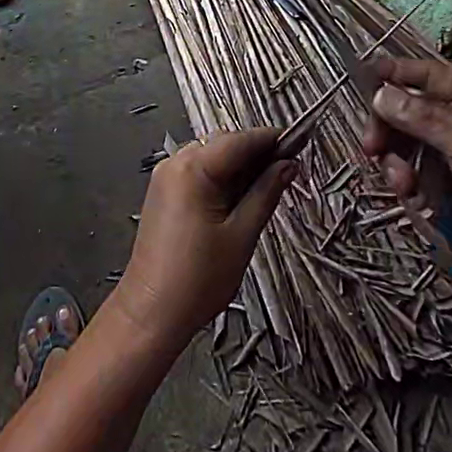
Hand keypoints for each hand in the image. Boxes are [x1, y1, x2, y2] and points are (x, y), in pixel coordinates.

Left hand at [110, 128, 297, 345]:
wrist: (153, 312)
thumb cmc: (198, 278)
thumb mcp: (242, 234)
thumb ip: (266, 193)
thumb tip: (288, 166)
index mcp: (192, 169)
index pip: (239, 140)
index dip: (271, 139)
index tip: (299, 144)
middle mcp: (174, 165)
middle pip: (224, 144)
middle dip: (257, 153)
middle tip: (289, 170)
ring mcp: (166, 178)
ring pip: (212, 157)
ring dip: (240, 167)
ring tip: (269, 186)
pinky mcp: (164, 194)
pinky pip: (198, 173)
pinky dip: (222, 179)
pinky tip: (241, 197)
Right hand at [361, 57, 451, 269]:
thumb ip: (427, 120)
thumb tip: (382, 94)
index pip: (431, 76)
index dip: (397, 73)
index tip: (365, 74)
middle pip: (408, 109)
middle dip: (388, 126)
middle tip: (372, 145)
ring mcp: (451, 150)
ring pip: (404, 142)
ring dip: (395, 159)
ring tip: (402, 182)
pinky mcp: (443, 179)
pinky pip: (411, 170)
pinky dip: (406, 181)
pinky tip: (413, 194)